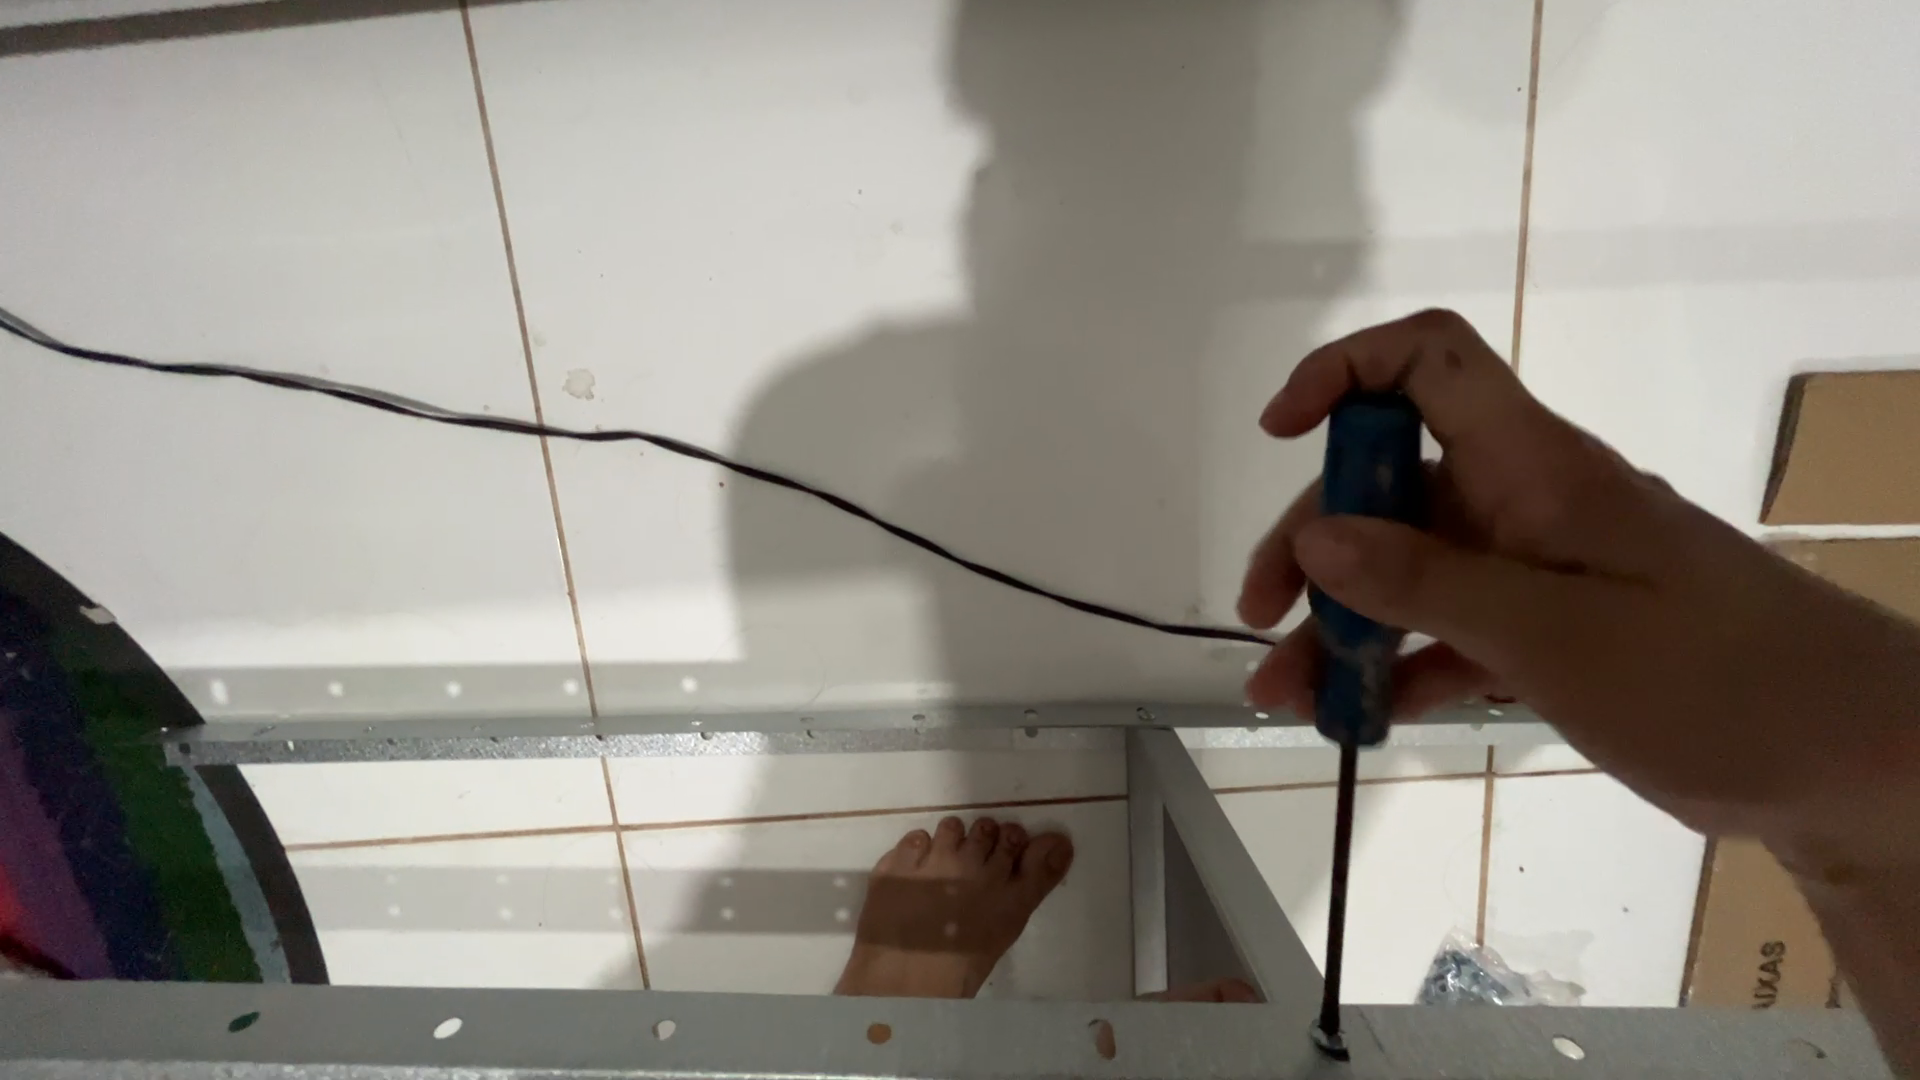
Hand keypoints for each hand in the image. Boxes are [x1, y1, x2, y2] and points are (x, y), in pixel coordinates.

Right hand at [1236, 310, 1919, 852]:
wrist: (1867, 776)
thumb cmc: (1726, 684)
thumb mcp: (1560, 635)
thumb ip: (1427, 582)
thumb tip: (1312, 539)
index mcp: (1529, 468)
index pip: (1428, 364)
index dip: (1343, 373)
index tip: (1281, 430)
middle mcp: (1511, 502)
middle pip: (1379, 487)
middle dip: (1306, 547)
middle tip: (1261, 613)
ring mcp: (1515, 568)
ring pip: (1392, 572)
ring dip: (1331, 628)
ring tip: (1284, 696)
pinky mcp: (1524, 628)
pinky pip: (1429, 632)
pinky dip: (1385, 667)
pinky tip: (1348, 715)